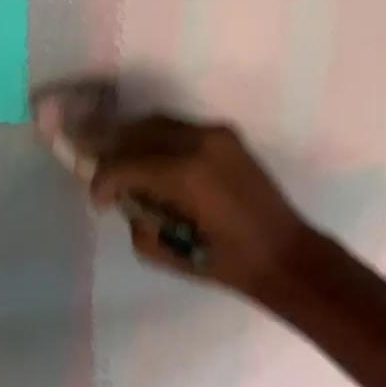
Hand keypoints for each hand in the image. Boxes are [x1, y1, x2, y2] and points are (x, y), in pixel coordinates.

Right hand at [90, 115, 323, 299]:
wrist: (285, 254)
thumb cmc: (226, 262)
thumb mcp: (167, 253)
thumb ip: (138, 220)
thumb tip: (127, 200)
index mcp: (183, 175)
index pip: (124, 164)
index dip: (103, 181)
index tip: (99, 202)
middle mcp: (198, 143)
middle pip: (135, 133)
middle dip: (113, 155)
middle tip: (106, 179)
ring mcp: (215, 134)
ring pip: (156, 124)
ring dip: (134, 143)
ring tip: (126, 167)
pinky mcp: (226, 134)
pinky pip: (179, 128)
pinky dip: (159, 141)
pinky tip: (154, 163)